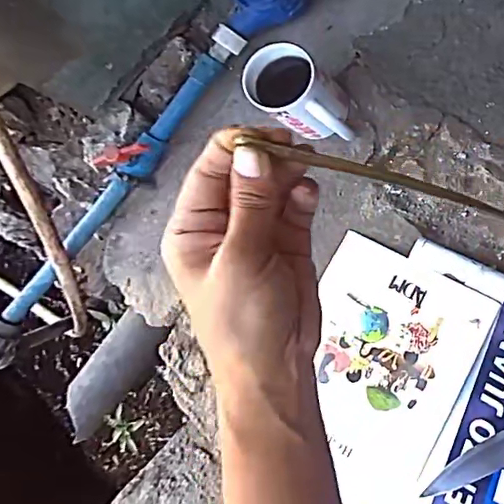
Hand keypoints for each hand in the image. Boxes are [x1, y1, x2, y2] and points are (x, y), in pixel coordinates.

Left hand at [162, 127, 320, 413]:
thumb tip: (252, 156)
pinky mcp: (291, 242)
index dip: (238, 148)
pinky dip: (305, 195)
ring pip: (275, 187)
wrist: (277, 365)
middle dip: (269, 158)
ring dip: (291, 173)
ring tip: (309, 164)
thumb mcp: (242, 260)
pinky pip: (297, 208)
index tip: (268, 138)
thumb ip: (252, 206)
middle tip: (297, 148)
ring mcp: (260, 232)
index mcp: (193, 228)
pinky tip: (310, 192)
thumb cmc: (242, 325)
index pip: (212, 172)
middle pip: (247, 175)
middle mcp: (225, 225)